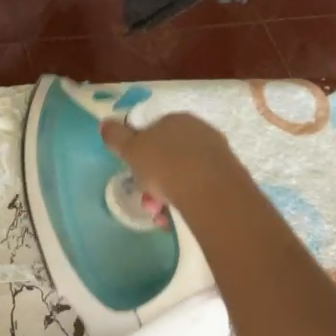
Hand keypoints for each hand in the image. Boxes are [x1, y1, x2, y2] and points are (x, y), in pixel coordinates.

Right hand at [100, 112, 241, 208]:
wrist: (209, 190)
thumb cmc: (163, 164)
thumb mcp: (129, 149)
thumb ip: (115, 136)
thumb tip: (105, 123)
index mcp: (175, 119)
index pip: (153, 131)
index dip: (140, 152)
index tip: (134, 171)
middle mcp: (199, 131)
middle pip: (168, 155)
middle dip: (154, 178)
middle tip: (147, 199)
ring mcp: (217, 153)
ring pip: (183, 174)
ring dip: (167, 194)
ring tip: (161, 214)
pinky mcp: (229, 176)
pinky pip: (199, 187)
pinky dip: (186, 200)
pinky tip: (177, 216)